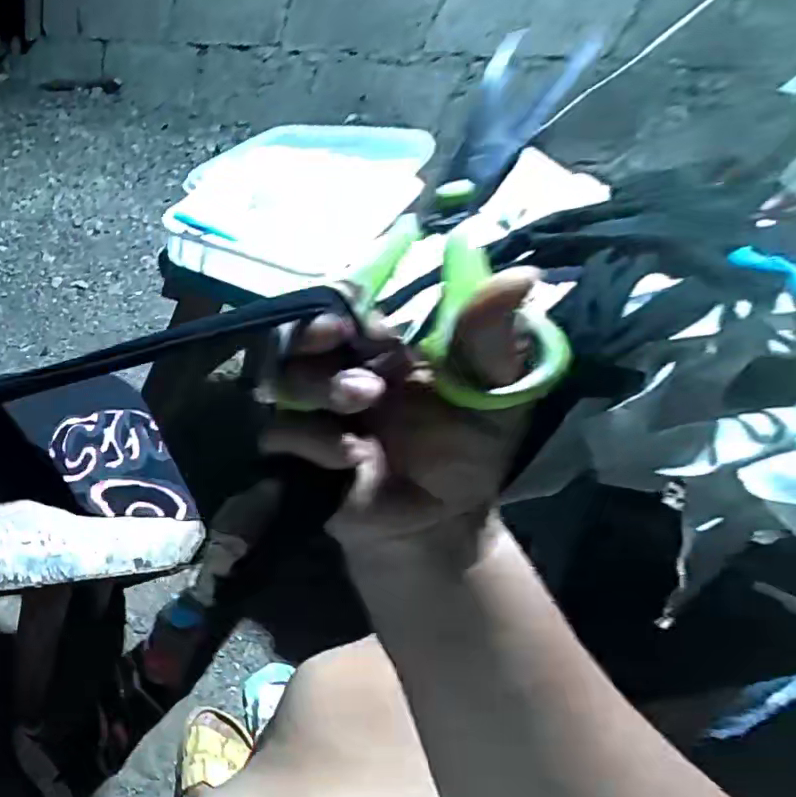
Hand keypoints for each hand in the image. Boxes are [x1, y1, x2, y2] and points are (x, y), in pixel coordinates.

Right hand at [261, 267, 541, 552]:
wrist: (433, 522)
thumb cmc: (466, 453)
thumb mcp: (495, 393)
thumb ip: (490, 340)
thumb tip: (517, 275)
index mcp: (380, 351)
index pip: (343, 310)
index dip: (336, 308)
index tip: (347, 320)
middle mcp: (335, 372)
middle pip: (297, 340)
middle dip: (313, 343)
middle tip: (347, 353)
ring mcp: (306, 411)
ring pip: (282, 381)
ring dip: (319, 388)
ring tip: (360, 404)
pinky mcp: (286, 450)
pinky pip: (278, 432)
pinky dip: (315, 442)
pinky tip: (351, 457)